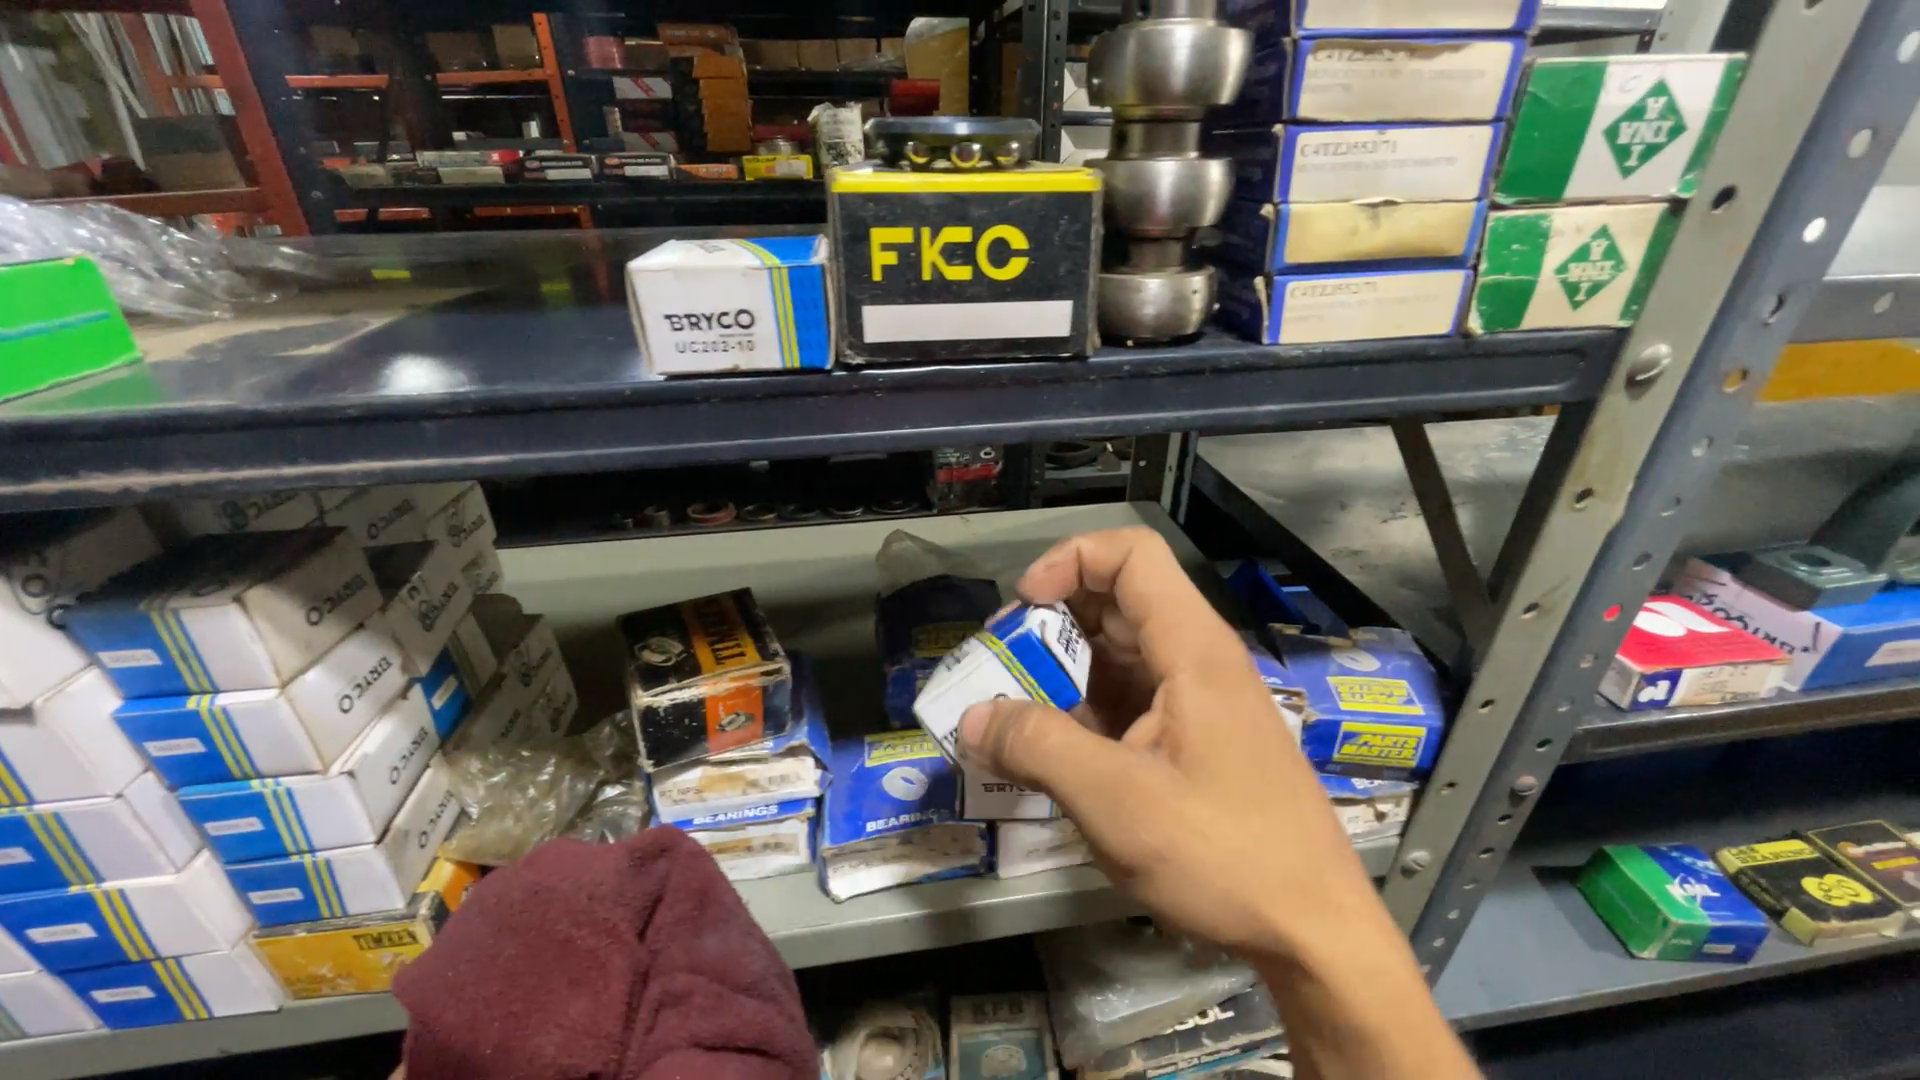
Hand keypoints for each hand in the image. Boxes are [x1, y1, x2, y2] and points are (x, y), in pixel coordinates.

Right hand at [959, 527, 1380, 960]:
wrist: (1315, 933)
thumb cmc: (1224, 854)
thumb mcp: (1117, 800)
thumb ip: (1038, 748)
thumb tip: (970, 719)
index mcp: (1192, 650)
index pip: (1131, 556)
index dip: (1070, 560)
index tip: (1021, 606)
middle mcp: (1198, 662)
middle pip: (1118, 602)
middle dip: (1052, 623)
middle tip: (1001, 667)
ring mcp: (1198, 703)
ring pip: (1119, 656)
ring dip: (1063, 674)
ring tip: (1015, 716)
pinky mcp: (1194, 741)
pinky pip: (1129, 701)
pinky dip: (1085, 713)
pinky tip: (1056, 755)